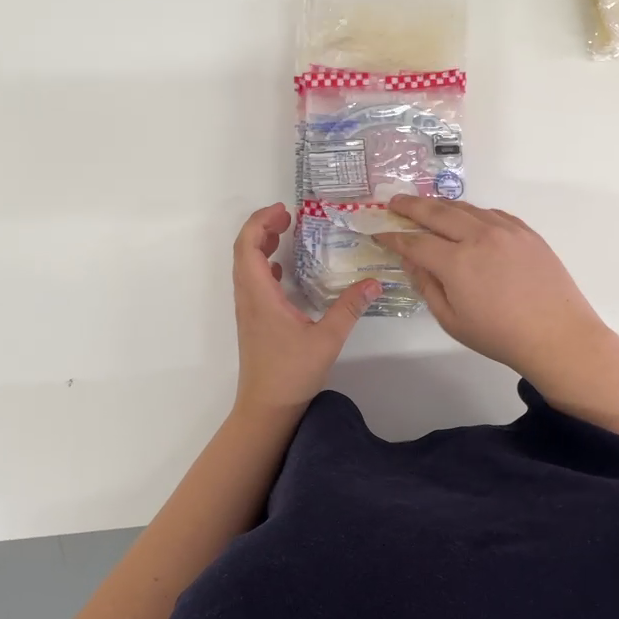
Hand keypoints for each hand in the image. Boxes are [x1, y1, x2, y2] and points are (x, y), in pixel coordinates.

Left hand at [232, 203, 378, 411]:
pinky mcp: (253, 322)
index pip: (248, 246)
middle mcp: (248, 298)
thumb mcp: (327, 339)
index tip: (285, 210)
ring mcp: (248, 311)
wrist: (266, 408)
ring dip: (261, 245)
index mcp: (260, 295)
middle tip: (289, 217)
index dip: (261, 222)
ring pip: (246, 267)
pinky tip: (283, 270)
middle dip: (263, 228)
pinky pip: (252, 282)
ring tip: (286, 234)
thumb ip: (349, 308)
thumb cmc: (291, 373)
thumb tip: (374, 283)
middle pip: (244, 251)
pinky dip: (264, 266)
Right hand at [373, 195, 613, 380]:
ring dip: (441, 205)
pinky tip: (467, 219)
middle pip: (437, 213)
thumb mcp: (452, 320)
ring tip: (426, 205)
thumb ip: (428, 287)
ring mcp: (506, 230)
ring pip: (466, 208)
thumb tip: (413, 262)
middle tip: (394, 201)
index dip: (393, 237)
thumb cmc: (500, 336)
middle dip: (411, 206)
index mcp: (456, 263)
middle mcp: (479, 237)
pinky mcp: (526, 232)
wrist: (556, 334)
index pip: (415, 242)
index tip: (379, 232)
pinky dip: (473, 213)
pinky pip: (492, 214)